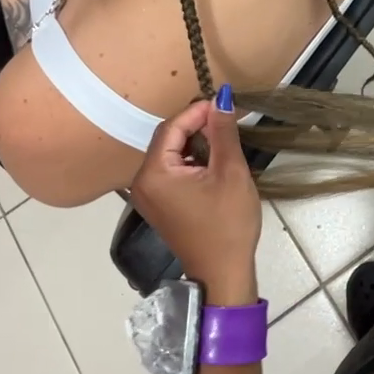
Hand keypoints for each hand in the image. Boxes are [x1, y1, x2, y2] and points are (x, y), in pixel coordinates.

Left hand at [132, 94, 260, 304]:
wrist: (223, 275)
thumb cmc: (227, 224)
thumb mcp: (229, 171)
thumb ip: (222, 131)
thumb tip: (221, 97)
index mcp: (154, 173)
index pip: (171, 127)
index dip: (197, 112)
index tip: (224, 104)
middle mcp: (143, 182)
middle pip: (167, 139)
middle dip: (196, 125)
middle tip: (226, 118)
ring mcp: (149, 196)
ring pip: (170, 154)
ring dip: (195, 141)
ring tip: (223, 136)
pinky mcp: (160, 205)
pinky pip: (171, 170)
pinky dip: (190, 160)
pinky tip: (213, 159)